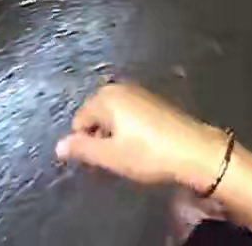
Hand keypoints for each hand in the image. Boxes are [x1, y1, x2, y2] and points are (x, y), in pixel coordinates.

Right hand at [55, 83, 228, 193]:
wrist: (192, 149)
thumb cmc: (148, 153)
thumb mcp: (111, 156)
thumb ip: (82, 149)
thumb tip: (58, 146)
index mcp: (105, 97)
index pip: (79, 120)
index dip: (83, 144)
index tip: (96, 164)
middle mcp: (118, 87)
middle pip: (95, 115)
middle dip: (97, 138)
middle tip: (111, 162)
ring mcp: (136, 91)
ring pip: (112, 114)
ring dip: (112, 134)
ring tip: (126, 157)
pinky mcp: (151, 99)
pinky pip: (127, 112)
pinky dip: (127, 128)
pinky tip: (140, 146)